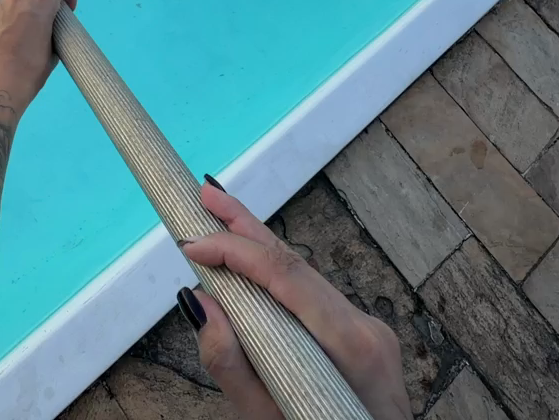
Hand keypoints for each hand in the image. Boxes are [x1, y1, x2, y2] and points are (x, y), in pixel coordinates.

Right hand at [179, 182, 412, 419]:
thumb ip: (233, 367)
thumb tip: (198, 303)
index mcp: (353, 346)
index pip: (285, 275)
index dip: (235, 250)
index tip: (191, 245)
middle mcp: (366, 326)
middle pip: (294, 261)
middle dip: (244, 224)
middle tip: (205, 191)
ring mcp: (367, 329)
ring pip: (301, 273)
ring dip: (255, 242)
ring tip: (217, 213)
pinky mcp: (359, 336)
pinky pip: (307, 293)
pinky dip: (271, 271)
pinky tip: (247, 258)